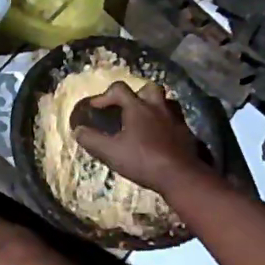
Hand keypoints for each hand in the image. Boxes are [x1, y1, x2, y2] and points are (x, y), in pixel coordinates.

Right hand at [72, 82, 212, 193]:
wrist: (180, 176)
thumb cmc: (142, 160)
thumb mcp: (109, 152)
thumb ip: (91, 139)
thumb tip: (77, 130)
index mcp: (138, 108)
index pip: (119, 89)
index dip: (104, 96)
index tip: (95, 108)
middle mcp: (158, 108)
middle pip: (149, 88)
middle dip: (135, 94)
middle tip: (126, 109)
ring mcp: (175, 119)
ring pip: (165, 102)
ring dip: (153, 106)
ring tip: (142, 121)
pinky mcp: (186, 133)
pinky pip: (174, 119)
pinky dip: (164, 123)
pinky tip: (157, 137)